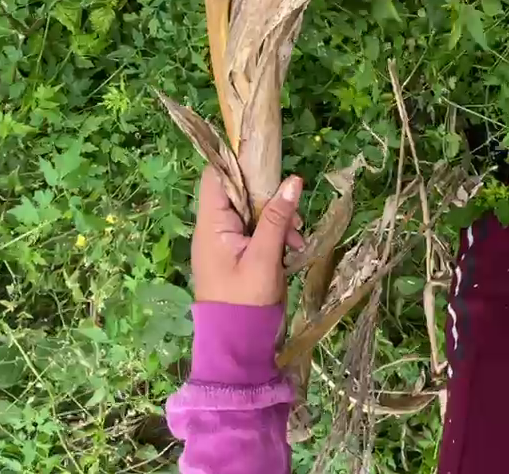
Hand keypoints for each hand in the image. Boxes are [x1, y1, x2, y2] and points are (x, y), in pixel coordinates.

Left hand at [190, 166, 304, 305]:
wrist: (238, 346)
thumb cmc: (246, 301)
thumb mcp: (265, 257)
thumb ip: (278, 217)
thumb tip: (294, 179)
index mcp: (211, 225)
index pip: (215, 177)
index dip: (237, 162)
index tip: (266, 161)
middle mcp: (214, 228)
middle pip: (239, 191)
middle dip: (269, 196)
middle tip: (293, 211)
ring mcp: (225, 240)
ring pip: (252, 210)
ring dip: (277, 217)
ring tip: (297, 236)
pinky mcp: (237, 252)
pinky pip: (256, 229)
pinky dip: (275, 232)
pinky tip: (293, 245)